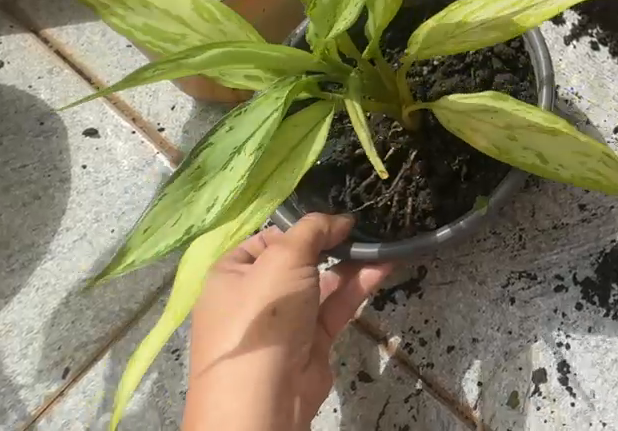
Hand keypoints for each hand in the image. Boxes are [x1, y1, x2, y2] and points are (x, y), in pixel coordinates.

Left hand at [182, 213, 393, 430]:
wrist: (262, 399)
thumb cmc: (262, 316)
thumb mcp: (284, 257)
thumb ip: (314, 229)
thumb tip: (341, 220)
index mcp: (231, 276)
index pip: (266, 239)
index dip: (299, 227)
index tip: (333, 217)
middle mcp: (254, 297)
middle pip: (299, 259)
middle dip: (332, 242)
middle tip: (363, 223)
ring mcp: (285, 320)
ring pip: (323, 280)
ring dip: (351, 261)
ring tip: (381, 240)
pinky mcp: (311, 339)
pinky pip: (338, 303)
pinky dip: (361, 284)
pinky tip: (386, 264)